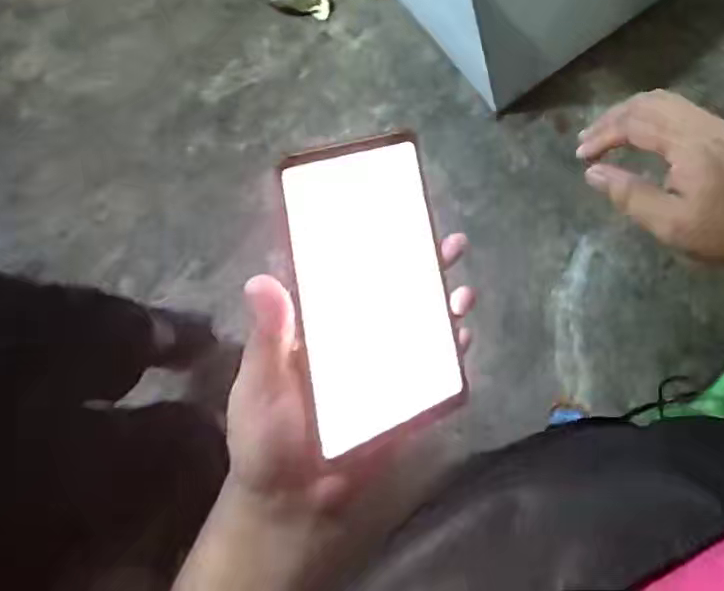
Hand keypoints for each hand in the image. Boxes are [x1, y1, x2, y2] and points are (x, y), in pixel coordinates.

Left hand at [225, 233, 473, 516]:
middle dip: (427, 266)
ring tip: (464, 291)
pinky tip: (463, 337)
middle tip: (451, 245)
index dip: (378, 246)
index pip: (357, 274)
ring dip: (447, 303)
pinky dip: (453, 351)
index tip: (399, 219)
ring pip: (424, 323)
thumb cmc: (268, 438)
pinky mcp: (406, 397)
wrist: (295, 504)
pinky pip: (436, 368)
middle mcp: (362, 335)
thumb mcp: (259, 383)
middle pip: (400, 291)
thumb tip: (260, 279)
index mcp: (327, 323)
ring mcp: (387, 365)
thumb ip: (268, 336)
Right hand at [576, 90, 723, 270]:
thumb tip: (593, 172)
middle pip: (646, 104)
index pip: (634, 125)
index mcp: (689, 145)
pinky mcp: (721, 131)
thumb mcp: (671, 225)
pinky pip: (677, 107)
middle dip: (611, 119)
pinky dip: (650, 112)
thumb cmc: (723, 235)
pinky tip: (641, 130)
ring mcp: (714, 124)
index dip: (603, 136)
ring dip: (630, 112)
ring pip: (662, 100)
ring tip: (608, 132)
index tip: (581, 156)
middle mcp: (701, 124)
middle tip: (587, 141)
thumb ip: (630, 195)